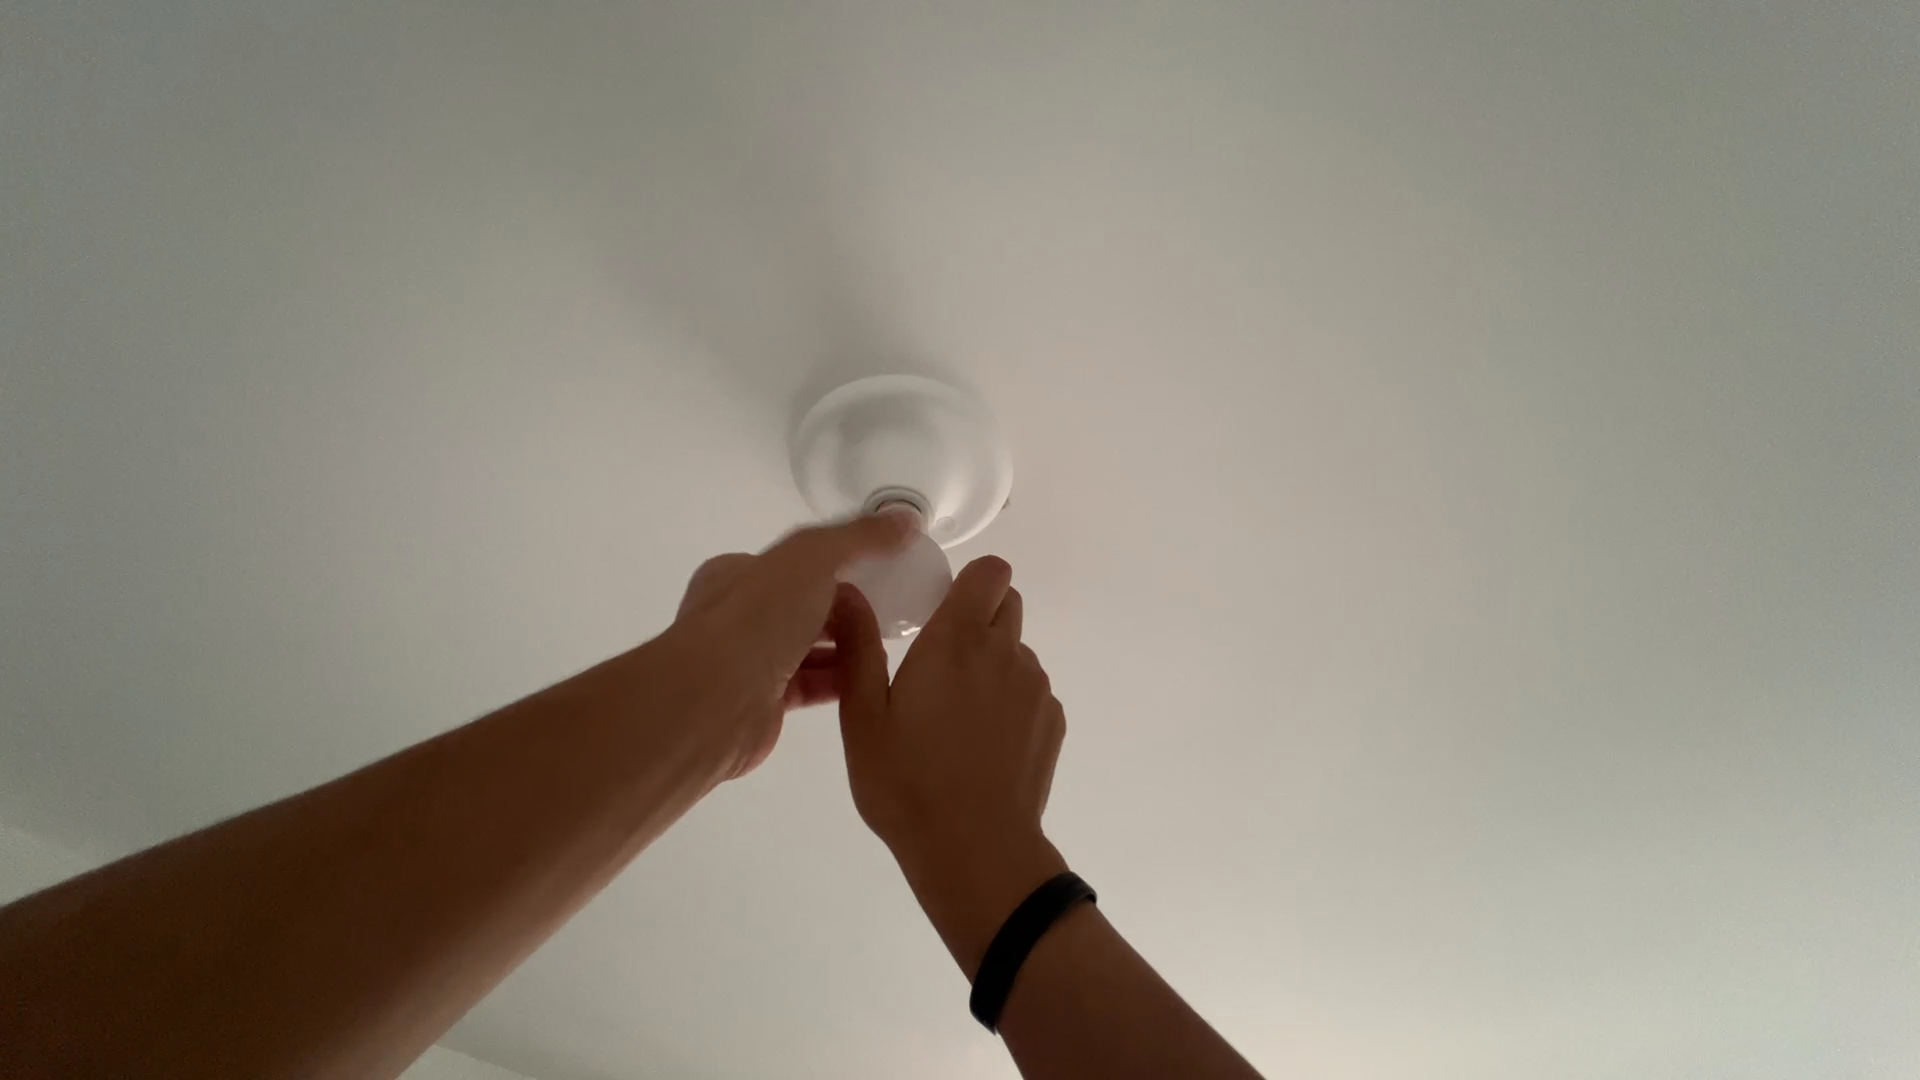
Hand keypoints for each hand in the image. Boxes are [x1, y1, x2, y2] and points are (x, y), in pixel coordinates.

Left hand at [666, 513, 911, 779]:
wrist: (715, 703)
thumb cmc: (758, 618)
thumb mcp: (813, 558)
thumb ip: (859, 537)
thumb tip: (906, 519)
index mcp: (737, 574)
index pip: (793, 563)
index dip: (835, 564)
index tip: (877, 571)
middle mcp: (738, 616)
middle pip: (803, 606)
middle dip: (845, 608)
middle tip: (887, 611)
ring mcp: (748, 662)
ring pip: (808, 647)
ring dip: (846, 646)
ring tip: (886, 643)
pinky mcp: (763, 704)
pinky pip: (812, 685)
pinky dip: (840, 680)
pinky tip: (872, 678)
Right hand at [832, 555, 1070, 971]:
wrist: (975, 850)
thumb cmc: (907, 781)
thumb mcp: (863, 717)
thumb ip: (858, 647)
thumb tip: (845, 592)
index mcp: (958, 639)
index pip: (992, 571)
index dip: (971, 580)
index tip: (943, 608)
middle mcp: (1006, 651)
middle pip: (1007, 604)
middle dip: (979, 616)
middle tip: (943, 662)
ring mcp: (1036, 687)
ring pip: (1017, 650)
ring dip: (993, 663)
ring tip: (958, 716)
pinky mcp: (1053, 721)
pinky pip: (1031, 690)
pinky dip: (1010, 701)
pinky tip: (984, 745)